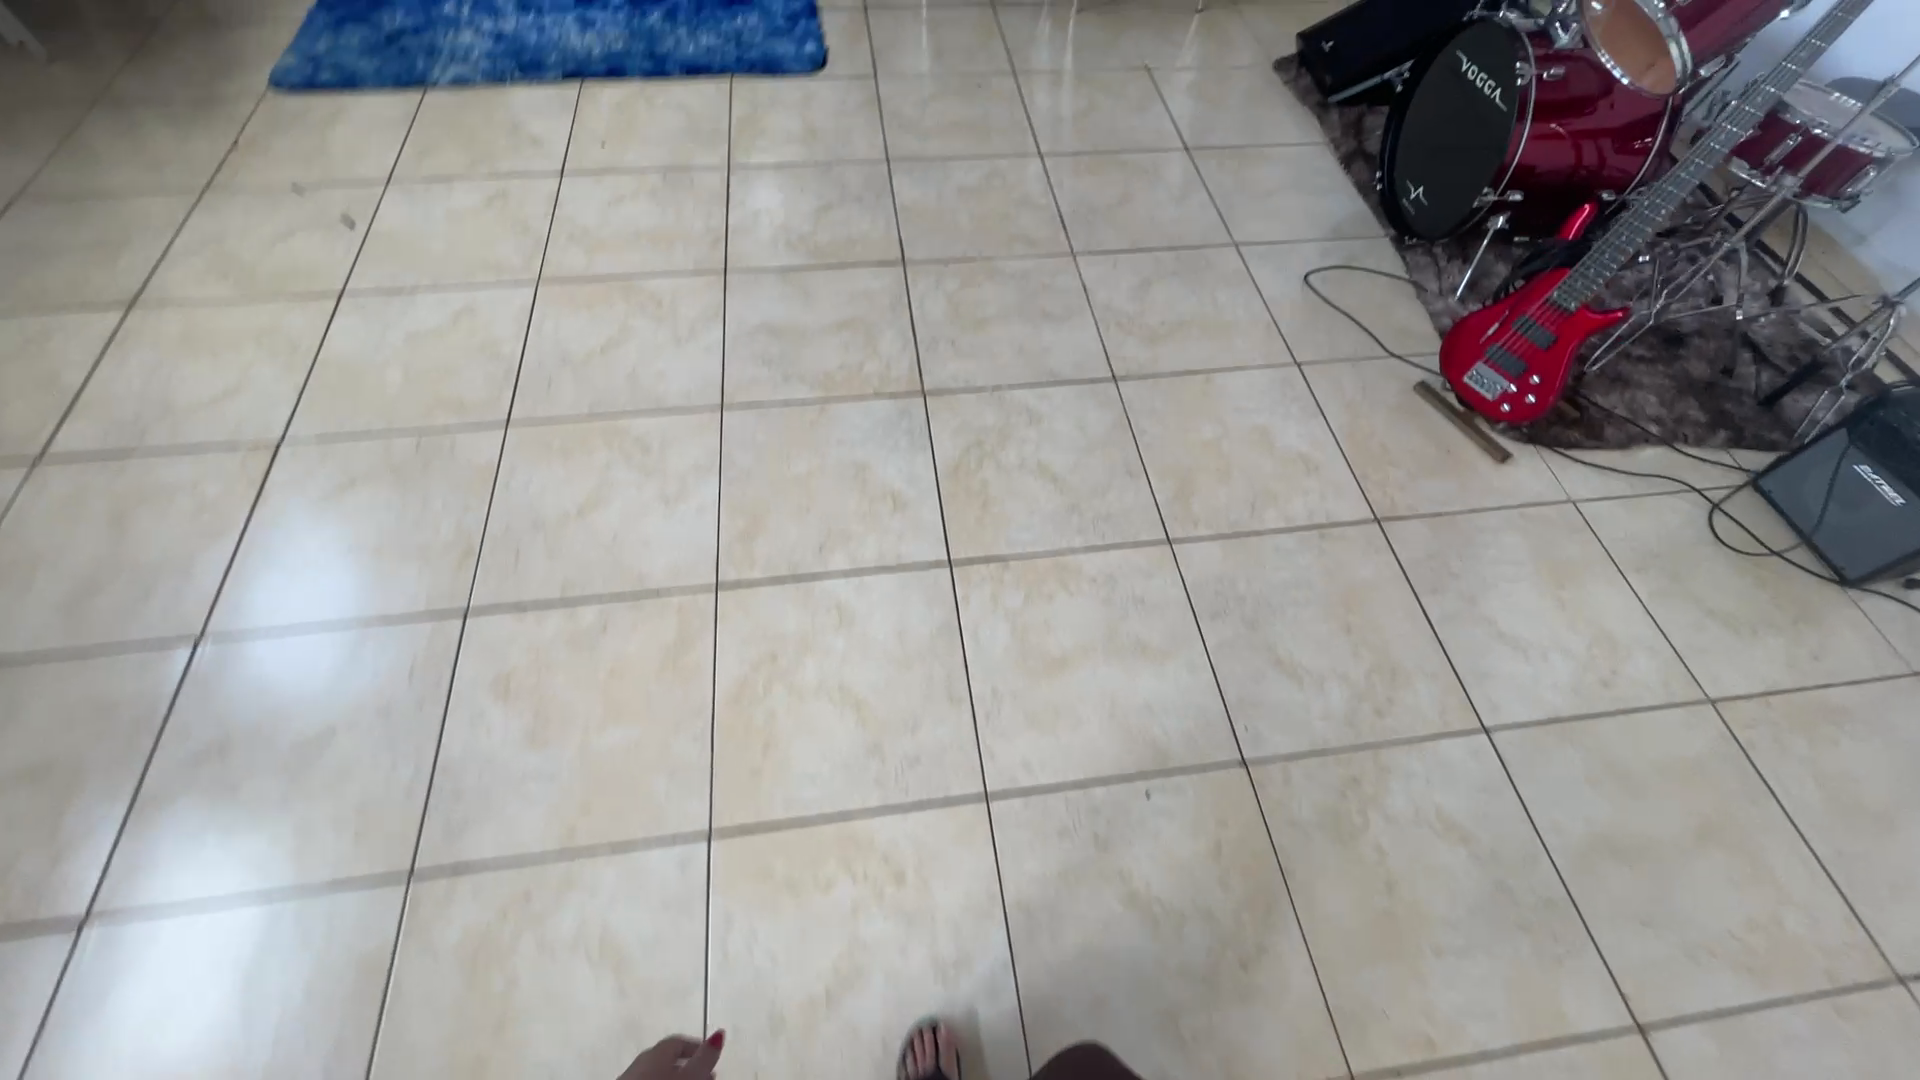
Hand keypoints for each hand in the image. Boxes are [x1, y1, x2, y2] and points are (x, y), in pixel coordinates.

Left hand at [616, 1031, 724, 1079]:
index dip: (696, 1048)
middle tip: (705, 1078)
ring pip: (655, 1078)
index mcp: (655, 1054)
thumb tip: (719, 1033)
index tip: (711, 1060)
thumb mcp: (691, 1077)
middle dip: (687, 1068)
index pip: (678, 1042)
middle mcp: (639, 1065)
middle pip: (665, 1061)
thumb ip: (705, 1057)